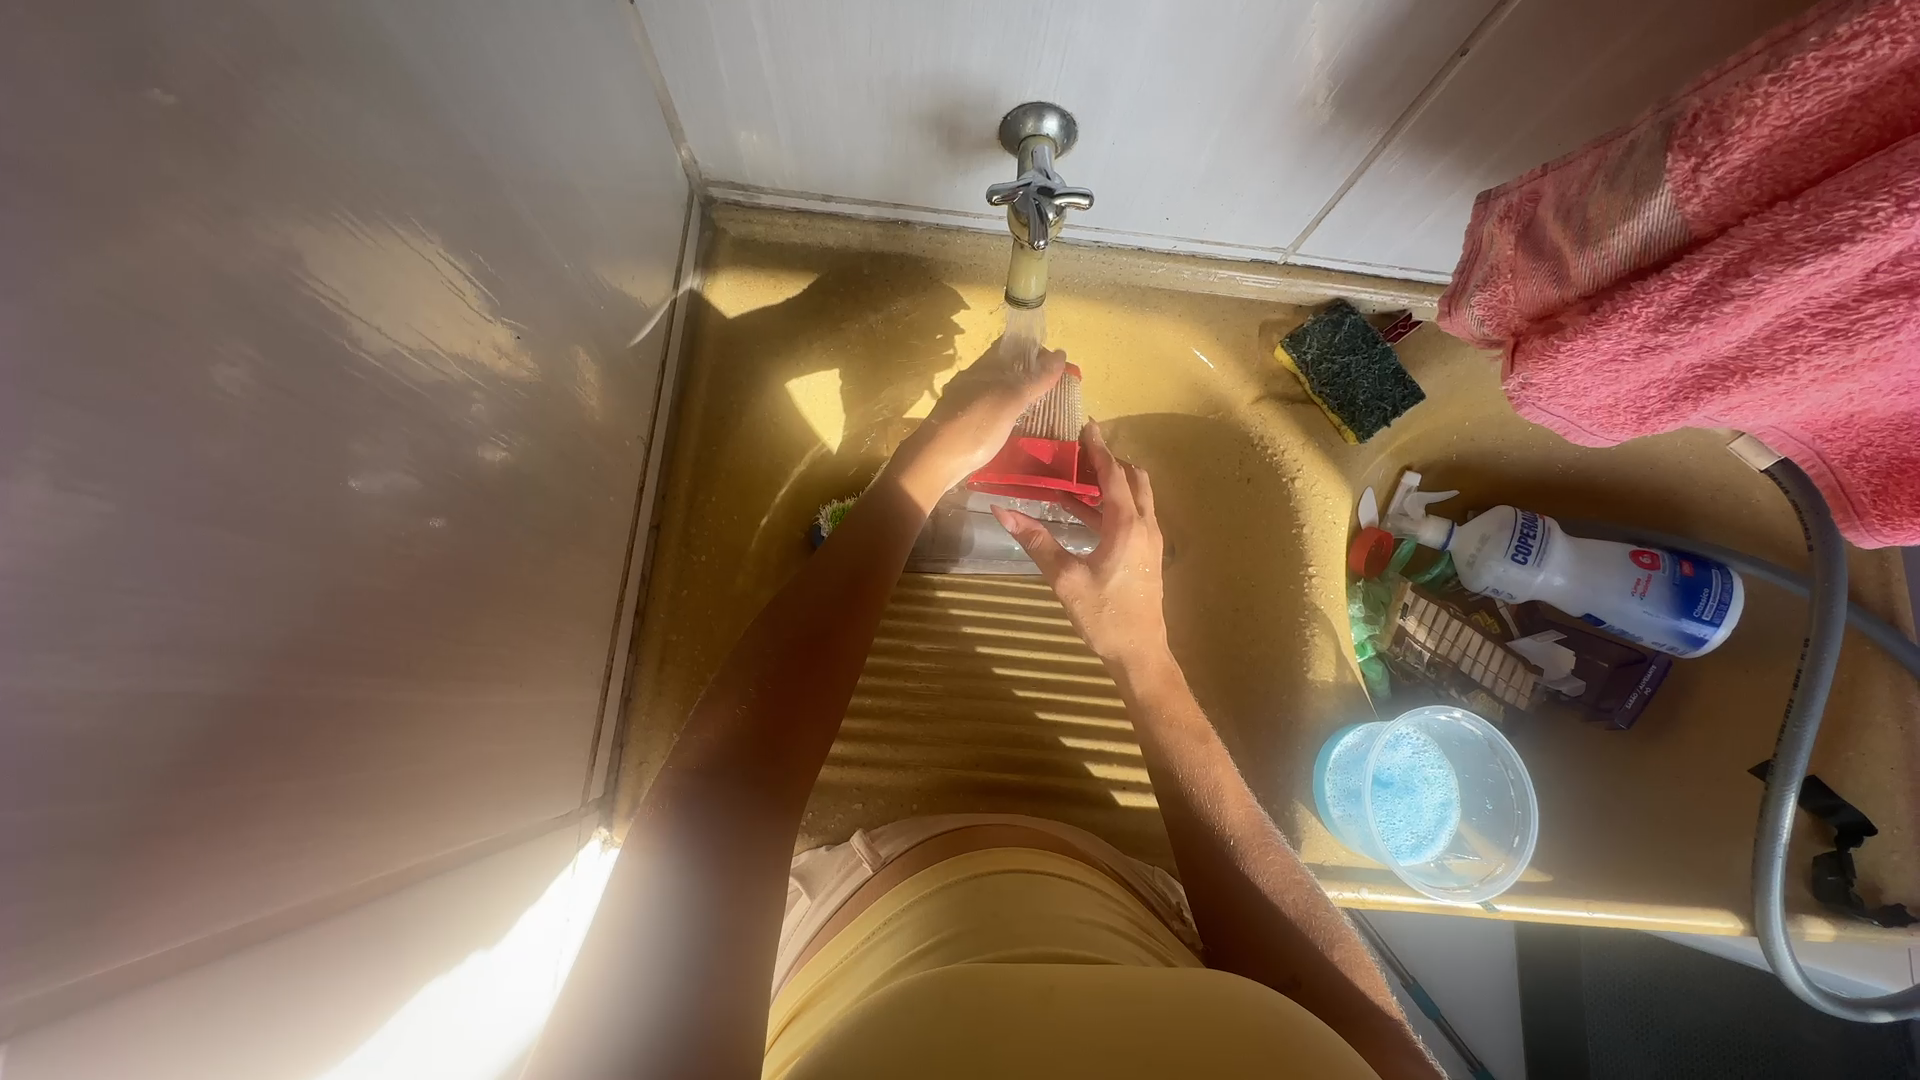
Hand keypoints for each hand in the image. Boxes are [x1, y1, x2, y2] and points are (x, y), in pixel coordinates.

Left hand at [887, 341, 1065, 506]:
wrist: (934, 462)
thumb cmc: (974, 427)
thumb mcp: (1010, 400)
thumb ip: (1035, 379)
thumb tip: (1060, 354)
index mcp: (982, 368)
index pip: (1010, 345)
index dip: (1034, 349)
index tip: (1057, 364)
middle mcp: (972, 381)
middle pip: (1004, 369)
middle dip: (1029, 374)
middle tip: (1056, 389)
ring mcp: (965, 404)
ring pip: (997, 391)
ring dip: (1018, 395)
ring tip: (1042, 408)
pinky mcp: (962, 426)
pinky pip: (990, 411)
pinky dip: (1007, 414)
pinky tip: (1017, 426)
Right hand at [992, 422, 1171, 672]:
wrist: (1140, 653)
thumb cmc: (1104, 616)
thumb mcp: (1064, 578)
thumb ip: (1036, 541)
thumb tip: (1002, 511)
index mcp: (1127, 526)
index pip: (1113, 475)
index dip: (1099, 449)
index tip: (1086, 425)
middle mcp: (1145, 526)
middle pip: (1133, 479)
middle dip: (1109, 461)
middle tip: (1080, 452)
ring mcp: (1150, 541)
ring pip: (1136, 498)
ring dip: (1111, 483)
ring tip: (1077, 477)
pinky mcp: (1146, 556)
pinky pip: (1133, 516)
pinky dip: (1112, 505)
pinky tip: (1084, 514)